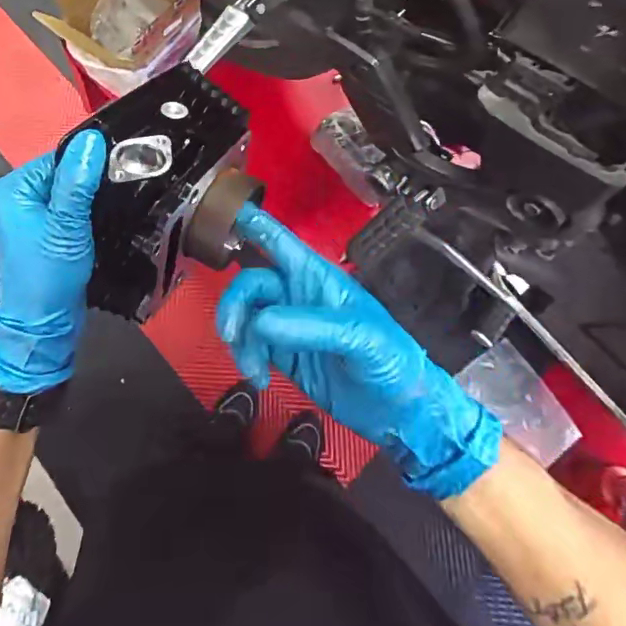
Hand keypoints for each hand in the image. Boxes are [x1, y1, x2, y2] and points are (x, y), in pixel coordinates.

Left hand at [0, 131, 107, 393]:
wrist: (43, 325)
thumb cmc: (47, 277)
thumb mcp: (65, 227)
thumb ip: (76, 183)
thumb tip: (91, 141)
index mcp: (15, 188)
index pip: (63, 156)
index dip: (93, 162)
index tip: (123, 171)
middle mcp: (22, 195)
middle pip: (70, 171)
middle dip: (97, 180)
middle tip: (125, 190)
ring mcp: (36, 213)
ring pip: (77, 189)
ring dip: (98, 196)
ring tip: (119, 204)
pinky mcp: (52, 228)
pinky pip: (77, 206)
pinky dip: (94, 210)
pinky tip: (110, 217)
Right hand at [216, 205, 500, 498]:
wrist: (398, 410)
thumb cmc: (392, 358)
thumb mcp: (360, 336)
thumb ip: (313, 327)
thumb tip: (262, 323)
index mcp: (320, 278)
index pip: (281, 242)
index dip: (255, 224)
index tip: (227, 215)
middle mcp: (300, 295)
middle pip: (252, 282)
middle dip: (236, 303)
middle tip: (232, 333)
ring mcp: (290, 325)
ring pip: (246, 316)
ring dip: (240, 339)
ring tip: (254, 368)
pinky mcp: (285, 356)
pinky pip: (251, 346)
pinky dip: (246, 359)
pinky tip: (260, 378)